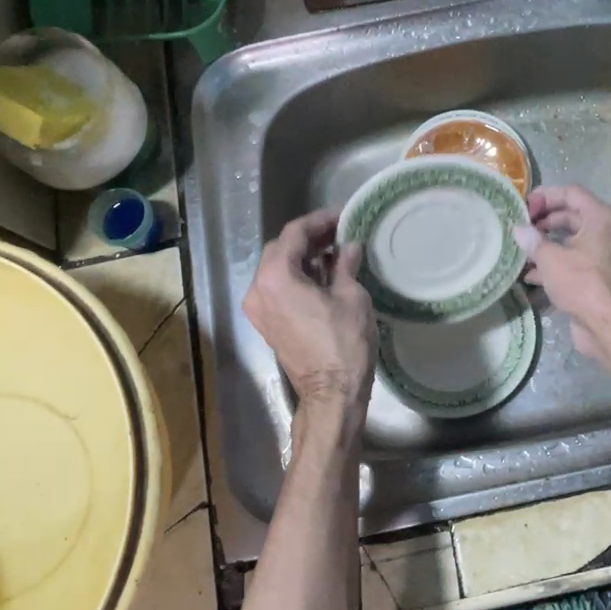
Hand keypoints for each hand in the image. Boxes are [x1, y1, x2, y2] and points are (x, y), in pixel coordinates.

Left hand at [243, 211, 374, 408]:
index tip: (342, 215)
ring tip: (335, 254)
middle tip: (340, 233)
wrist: (331, 393)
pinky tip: (323, 277)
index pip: (294, 233)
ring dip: (303, 258)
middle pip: (280, 249)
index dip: (319, 220)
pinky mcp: (266, 324)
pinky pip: (278, 289)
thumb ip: (345, 265)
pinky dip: (297, 278)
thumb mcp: (352, 297)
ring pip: (277, 269)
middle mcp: (258, 288)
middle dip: (309, 238)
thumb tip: (349, 246)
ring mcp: (258, 309)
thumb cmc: (344, 343)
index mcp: (276, 276)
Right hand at [513, 185, 610, 361]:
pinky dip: (553, 265)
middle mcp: (604, 232)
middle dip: (543, 222)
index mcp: (599, 218)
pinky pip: (572, 261)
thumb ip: (533, 240)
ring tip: (520, 252)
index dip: (546, 196)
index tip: (524, 207)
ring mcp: (601, 255)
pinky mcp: (596, 276)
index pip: (571, 193)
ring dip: (545, 245)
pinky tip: (530, 276)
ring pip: (569, 241)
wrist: (608, 325)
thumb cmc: (581, 283)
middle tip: (520, 230)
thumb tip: (519, 229)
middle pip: (570, 216)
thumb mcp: (551, 259)